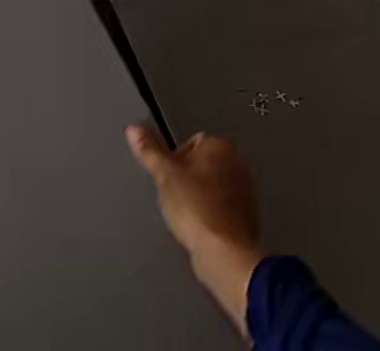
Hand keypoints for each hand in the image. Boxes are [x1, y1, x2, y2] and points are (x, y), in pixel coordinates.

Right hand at [126, 124, 264, 332]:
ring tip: (187, 217)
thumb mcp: (164, 176)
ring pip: (212, 187)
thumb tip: (132, 127)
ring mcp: (245, 189)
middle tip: (175, 199)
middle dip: (187, 179)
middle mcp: (237, 162)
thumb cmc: (194, 207)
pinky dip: (211, 214)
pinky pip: (222, 207)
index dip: (174, 161)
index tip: (167, 180)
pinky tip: (201, 229)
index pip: (190, 142)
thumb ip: (148, 150)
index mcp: (220, 145)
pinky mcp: (247, 214)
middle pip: (202, 164)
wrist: (225, 253)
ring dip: (199, 198)